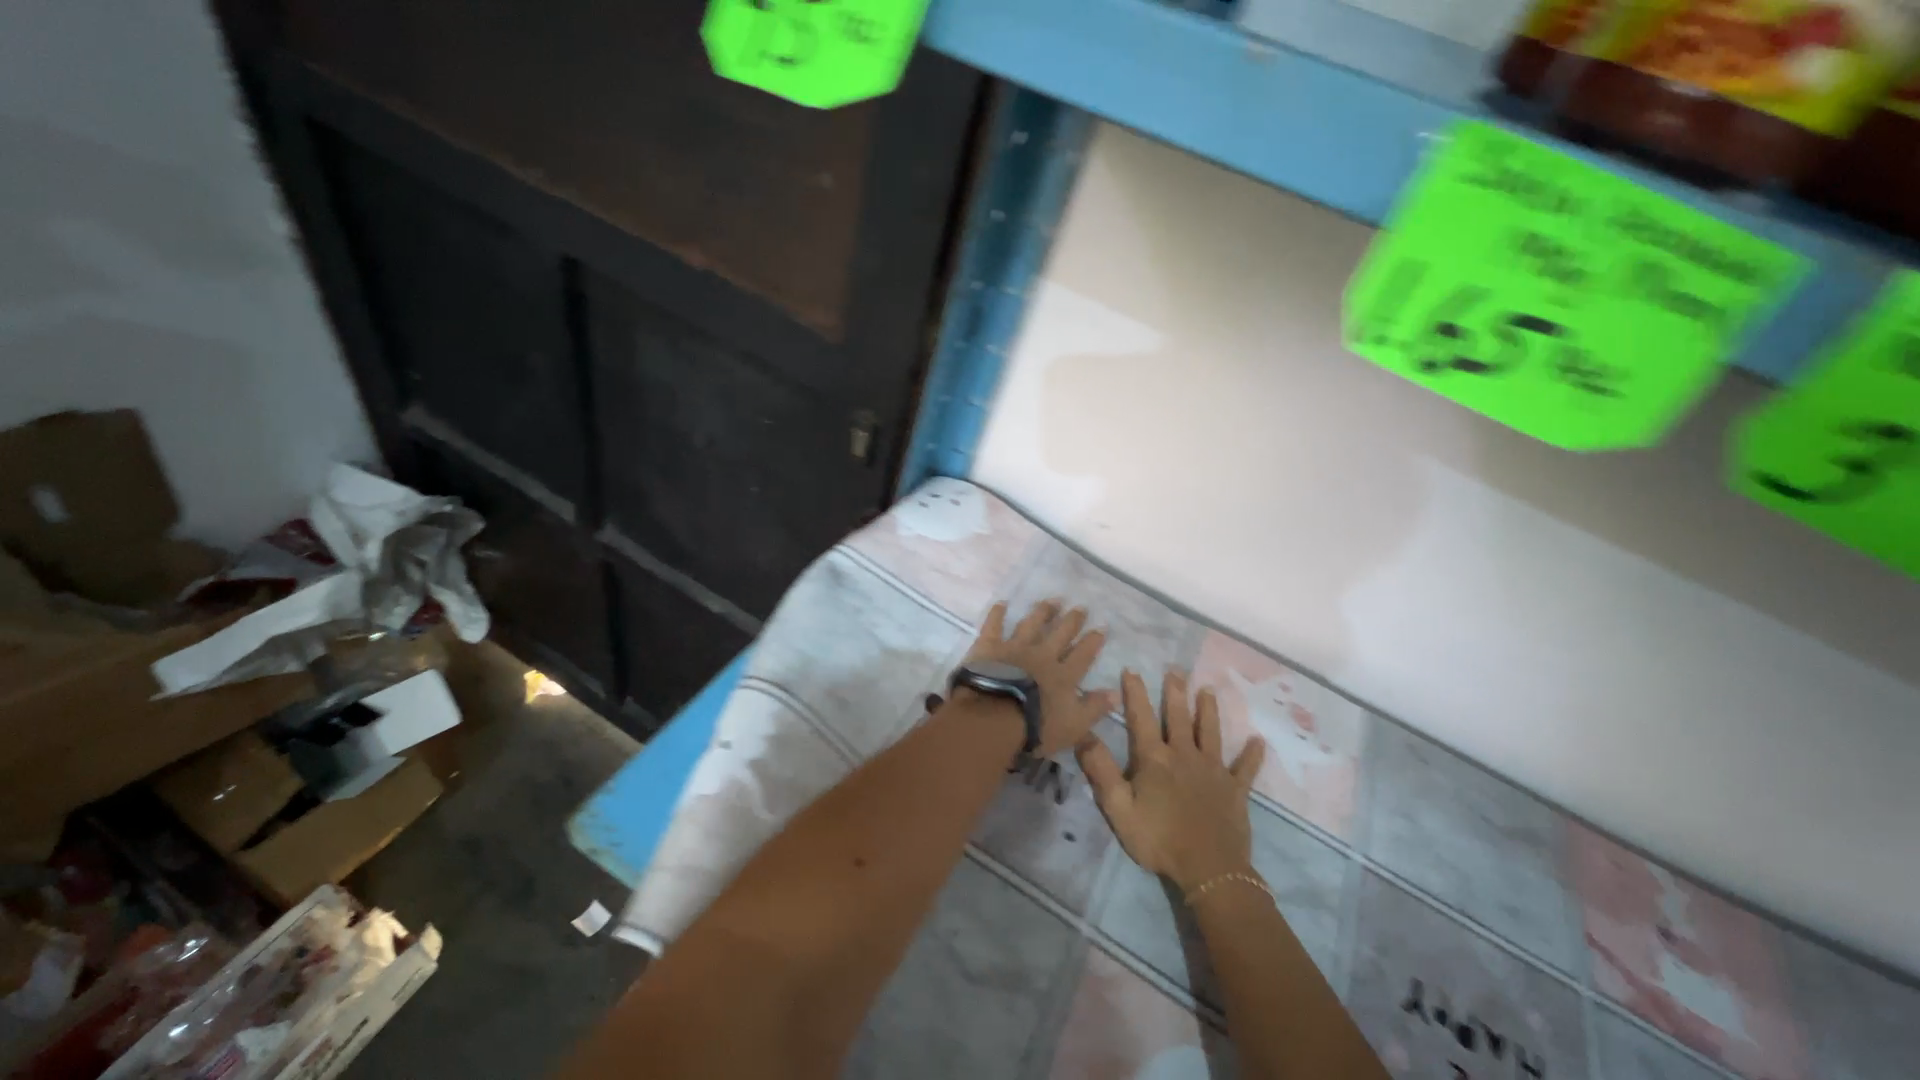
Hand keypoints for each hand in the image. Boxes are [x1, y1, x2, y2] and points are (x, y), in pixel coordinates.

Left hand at [959, 600, 1116, 756]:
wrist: (994, 718)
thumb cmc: (1036, 727)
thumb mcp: (1074, 725)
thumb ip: (1095, 707)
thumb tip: (1117, 693)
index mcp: (1063, 675)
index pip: (1083, 654)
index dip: (1093, 641)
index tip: (1102, 627)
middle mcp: (1042, 655)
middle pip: (1061, 634)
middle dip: (1072, 620)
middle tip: (1081, 607)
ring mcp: (1015, 648)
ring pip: (1032, 624)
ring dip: (1043, 611)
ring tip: (1053, 600)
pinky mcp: (989, 647)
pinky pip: (994, 626)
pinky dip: (997, 614)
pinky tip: (1002, 603)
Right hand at [1078, 669, 1266, 892]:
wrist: (1209, 868)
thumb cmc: (1158, 839)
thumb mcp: (1118, 808)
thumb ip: (1101, 771)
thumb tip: (1083, 735)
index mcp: (1155, 759)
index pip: (1141, 719)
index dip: (1135, 693)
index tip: (1132, 670)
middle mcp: (1185, 755)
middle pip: (1179, 718)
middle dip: (1175, 693)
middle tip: (1176, 670)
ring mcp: (1214, 771)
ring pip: (1211, 733)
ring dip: (1209, 711)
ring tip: (1208, 690)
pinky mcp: (1235, 790)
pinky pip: (1246, 768)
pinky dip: (1252, 755)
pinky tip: (1258, 742)